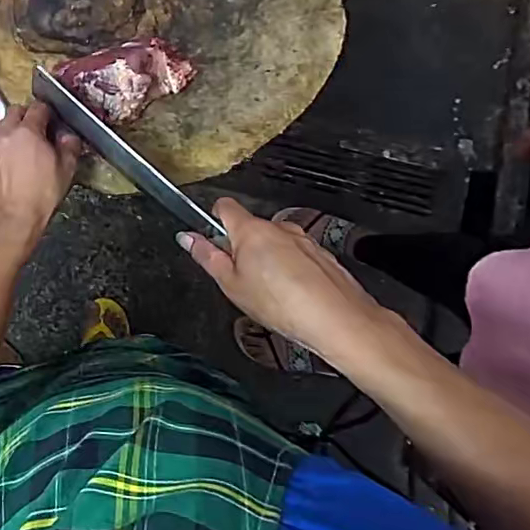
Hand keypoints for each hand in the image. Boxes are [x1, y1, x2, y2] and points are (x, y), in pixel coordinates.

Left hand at [0, 102, 80, 238]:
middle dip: (29, 116)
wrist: (14, 216)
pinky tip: (16, 156)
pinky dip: (6, 142)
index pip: (38, 107)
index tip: (54, 121)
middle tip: (41, 129)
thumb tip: (67, 136)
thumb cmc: (42, 193)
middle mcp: (6, 133)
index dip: (49, 112)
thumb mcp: (66, 168)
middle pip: (17, 111)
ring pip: (4, 124)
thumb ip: (69, 145)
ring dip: (15, 128)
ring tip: (28, 144)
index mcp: (27, 131)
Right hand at [178, 198, 388, 360]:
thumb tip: (187, 238)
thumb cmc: (283, 304)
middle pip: (250, 228)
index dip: (213, 219)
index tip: (211, 238)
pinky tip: (291, 296)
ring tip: (268, 292)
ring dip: (267, 259)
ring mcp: (304, 241)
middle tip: (239, 277)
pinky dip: (291, 270)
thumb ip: (206, 256)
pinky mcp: (323, 257)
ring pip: (274, 243)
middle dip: (241, 247)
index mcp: (251, 230)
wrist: (341, 322)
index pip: (224, 206)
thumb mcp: (230, 284)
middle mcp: (279, 228)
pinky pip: (297, 256)